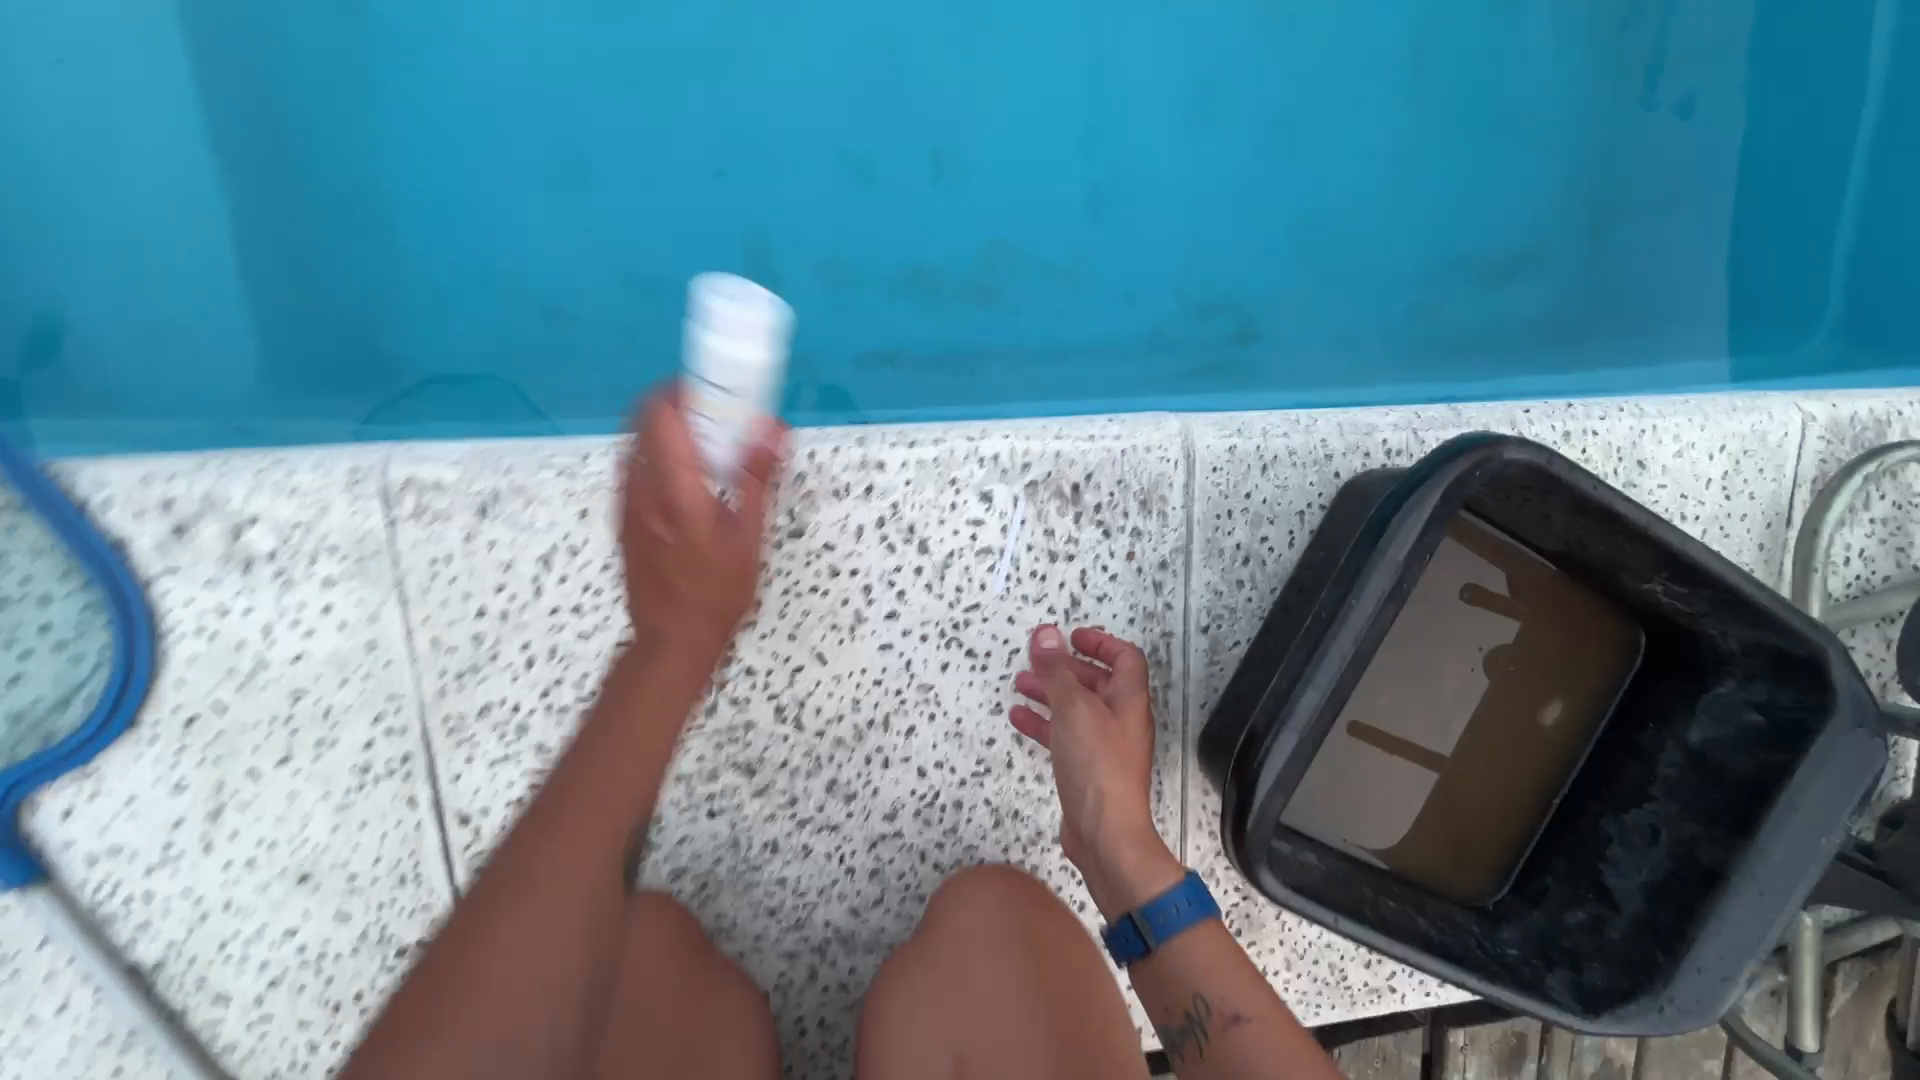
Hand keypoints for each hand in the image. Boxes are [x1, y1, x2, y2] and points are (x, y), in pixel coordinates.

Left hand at [619, 383, 784, 669]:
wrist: (671, 640)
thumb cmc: (717, 593)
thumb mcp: (748, 537)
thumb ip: (756, 477)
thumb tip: (772, 430)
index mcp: (673, 488)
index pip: (661, 413)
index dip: (684, 391)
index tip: (717, 393)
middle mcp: (640, 488)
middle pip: (645, 420)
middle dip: (680, 407)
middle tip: (720, 417)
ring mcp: (626, 503)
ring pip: (638, 442)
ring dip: (669, 431)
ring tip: (709, 447)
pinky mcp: (623, 518)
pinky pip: (635, 468)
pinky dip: (660, 457)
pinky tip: (691, 480)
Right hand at [1011, 625, 1182, 917]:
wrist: (1105, 832)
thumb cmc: (1097, 764)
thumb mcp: (1073, 708)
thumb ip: (1057, 671)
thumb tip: (1046, 634)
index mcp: (1128, 699)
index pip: (1125, 658)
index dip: (1101, 642)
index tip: (1072, 636)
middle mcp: (1120, 719)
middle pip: (1096, 682)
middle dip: (1065, 667)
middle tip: (1036, 659)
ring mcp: (1104, 745)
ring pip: (1075, 708)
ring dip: (1049, 692)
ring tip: (1020, 683)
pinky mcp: (1086, 768)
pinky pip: (1064, 735)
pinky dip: (1043, 723)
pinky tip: (1018, 718)